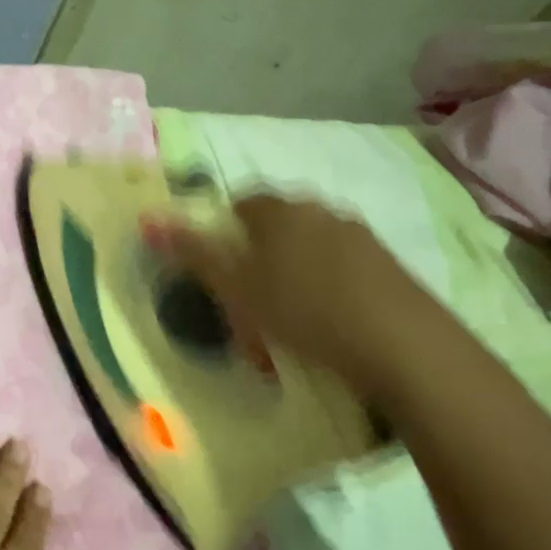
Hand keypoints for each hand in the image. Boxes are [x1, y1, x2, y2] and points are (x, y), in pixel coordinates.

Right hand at [142, 194, 440, 394]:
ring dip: (286, 280)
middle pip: (274, 228)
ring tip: (280, 326)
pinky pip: (337, 271)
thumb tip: (146, 219)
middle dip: (253, 261)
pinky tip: (320, 329)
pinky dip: (321, 293)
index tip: (214, 271)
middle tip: (242, 305)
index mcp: (280, 208)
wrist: (403, 347)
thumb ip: (192, 252)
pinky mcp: (389, 267)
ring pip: (306, 252)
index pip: (238, 203)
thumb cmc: (303, 310)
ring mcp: (360, 236)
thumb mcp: (235, 286)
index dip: (219, 233)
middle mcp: (321, 210)